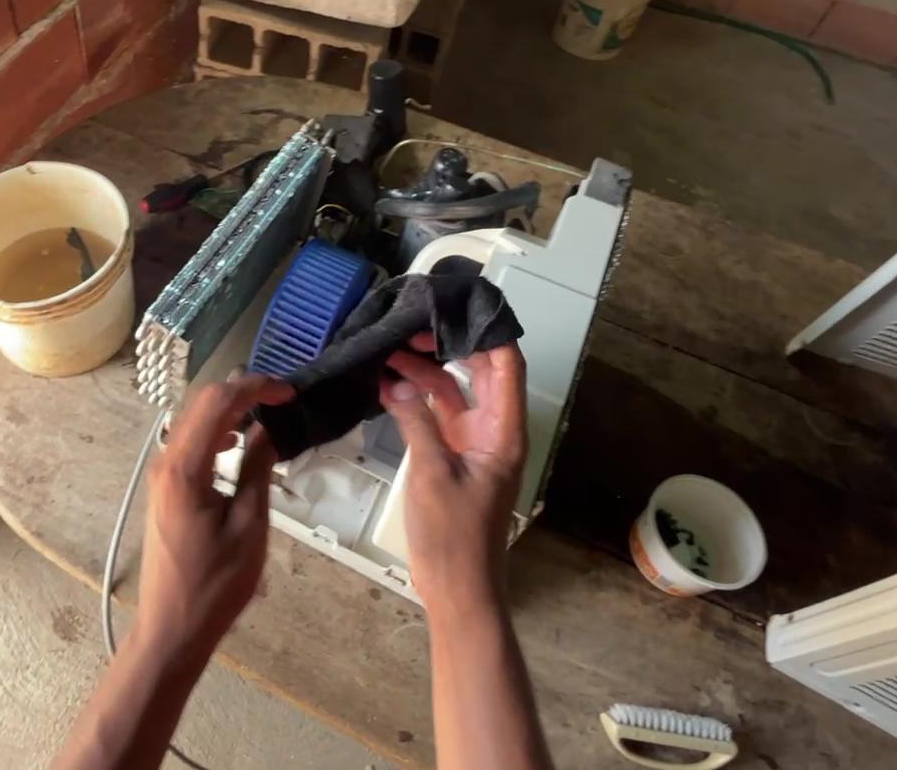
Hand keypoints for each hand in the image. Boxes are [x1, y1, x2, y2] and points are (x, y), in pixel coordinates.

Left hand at [134, 374, 291, 667]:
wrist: (171, 628)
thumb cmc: (214, 585)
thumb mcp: (249, 527)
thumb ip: (257, 469)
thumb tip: (267, 430)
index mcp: (185, 468)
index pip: (217, 402)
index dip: (256, 387)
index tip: (289, 393)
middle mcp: (166, 461)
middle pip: (202, 403)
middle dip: (244, 391)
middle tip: (282, 399)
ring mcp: (161, 473)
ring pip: (194, 418)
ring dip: (230, 408)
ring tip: (266, 416)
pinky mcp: (164, 486)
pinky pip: (190, 441)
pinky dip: (216, 430)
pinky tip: (236, 444)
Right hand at [379, 333, 527, 613]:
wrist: (458, 590)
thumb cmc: (454, 535)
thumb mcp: (433, 472)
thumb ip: (416, 421)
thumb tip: (394, 383)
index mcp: (504, 430)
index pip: (507, 366)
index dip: (490, 332)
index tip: (460, 306)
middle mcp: (493, 428)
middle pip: (479, 371)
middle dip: (449, 344)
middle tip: (413, 324)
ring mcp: (472, 440)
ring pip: (454, 389)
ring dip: (426, 369)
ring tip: (392, 348)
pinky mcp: (453, 454)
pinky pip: (438, 413)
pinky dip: (416, 397)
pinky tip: (388, 383)